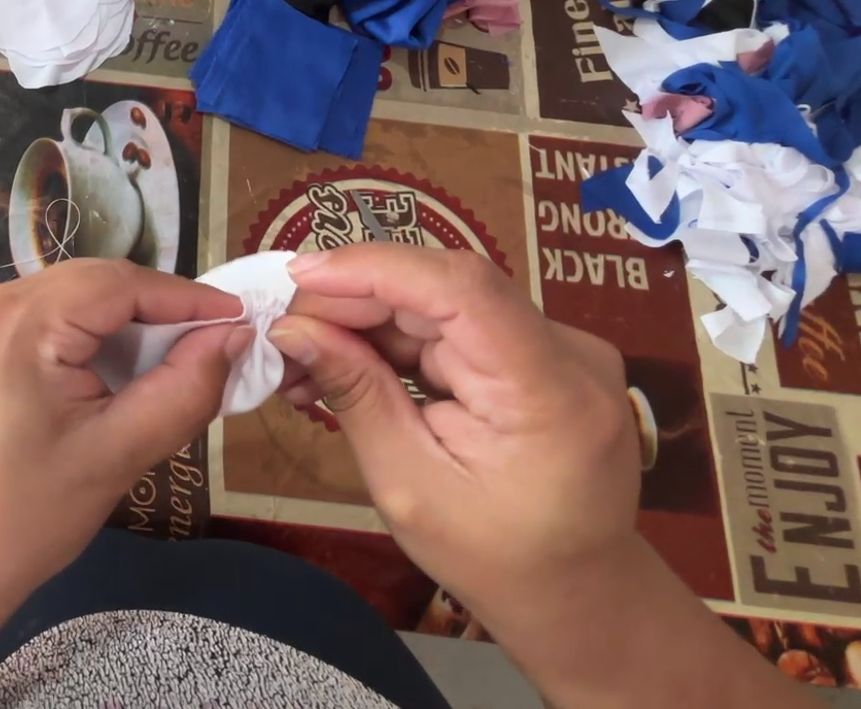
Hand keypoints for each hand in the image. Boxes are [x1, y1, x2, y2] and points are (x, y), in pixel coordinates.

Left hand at [0, 258, 251, 586]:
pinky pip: (47, 318)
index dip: (187, 297)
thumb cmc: (24, 517)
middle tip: (212, 348)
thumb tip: (233, 336)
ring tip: (171, 364)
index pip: (120, 282)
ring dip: (125, 325)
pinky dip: (90, 336)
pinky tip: (116, 372)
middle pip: (95, 284)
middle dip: (157, 311)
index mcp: (19, 320)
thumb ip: (184, 388)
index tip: (241, 319)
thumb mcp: (117, 454)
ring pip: (74, 299)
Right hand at [268, 243, 640, 618]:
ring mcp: (550, 345)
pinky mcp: (528, 348)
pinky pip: (441, 323)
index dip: (374, 268)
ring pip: (429, 302)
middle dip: (347, 302)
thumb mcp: (407, 485)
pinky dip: (384, 338)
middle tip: (282, 338)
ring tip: (299, 362)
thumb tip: (290, 330)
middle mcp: (563, 351)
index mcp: (549, 394)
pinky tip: (341, 362)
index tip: (299, 277)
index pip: (462, 289)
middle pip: (436, 289)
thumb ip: (355, 396)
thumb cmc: (495, 557)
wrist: (577, 591)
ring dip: (356, 322)